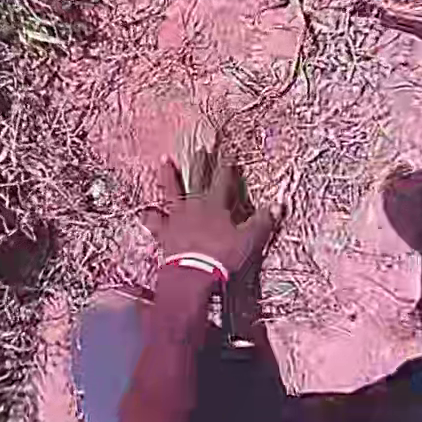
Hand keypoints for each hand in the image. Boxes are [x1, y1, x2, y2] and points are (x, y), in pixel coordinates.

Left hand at [141, 148, 276, 275]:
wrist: (193, 272)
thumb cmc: (223, 255)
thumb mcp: (249, 239)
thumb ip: (263, 221)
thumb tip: (279, 205)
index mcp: (215, 204)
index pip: (223, 179)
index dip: (227, 167)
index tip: (229, 155)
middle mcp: (195, 204)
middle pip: (197, 178)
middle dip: (200, 163)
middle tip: (200, 148)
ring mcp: (177, 216)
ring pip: (172, 190)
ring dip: (168, 175)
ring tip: (164, 160)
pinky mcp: (164, 231)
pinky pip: (154, 221)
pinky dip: (149, 216)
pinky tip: (143, 211)